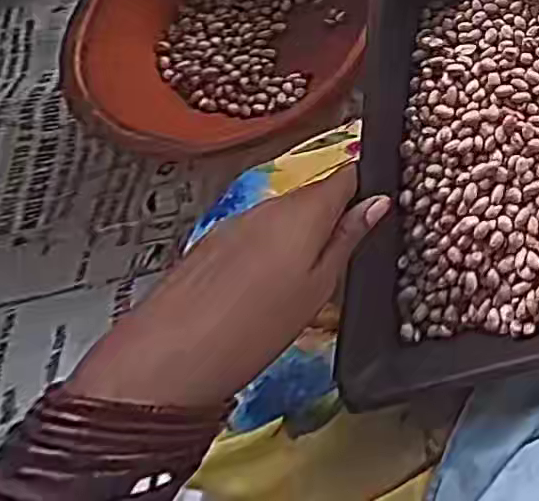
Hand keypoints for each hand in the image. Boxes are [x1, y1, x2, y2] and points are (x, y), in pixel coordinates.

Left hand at [67, 164, 389, 408]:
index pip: (350, 173)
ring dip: (301, 233)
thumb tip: (379, 202)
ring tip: (302, 278)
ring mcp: (238, 221)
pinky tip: (263, 287)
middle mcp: (272, 204)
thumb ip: (350, 237)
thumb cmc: (254, 327)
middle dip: (334, 215)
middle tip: (344, 253)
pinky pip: (255, 231)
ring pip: (285, 215)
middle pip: (316, 194)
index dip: (369, 184)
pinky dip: (269, 248)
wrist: (159, 366)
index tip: (379, 205)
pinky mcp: (211, 242)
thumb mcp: (320, 287)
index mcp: (307, 208)